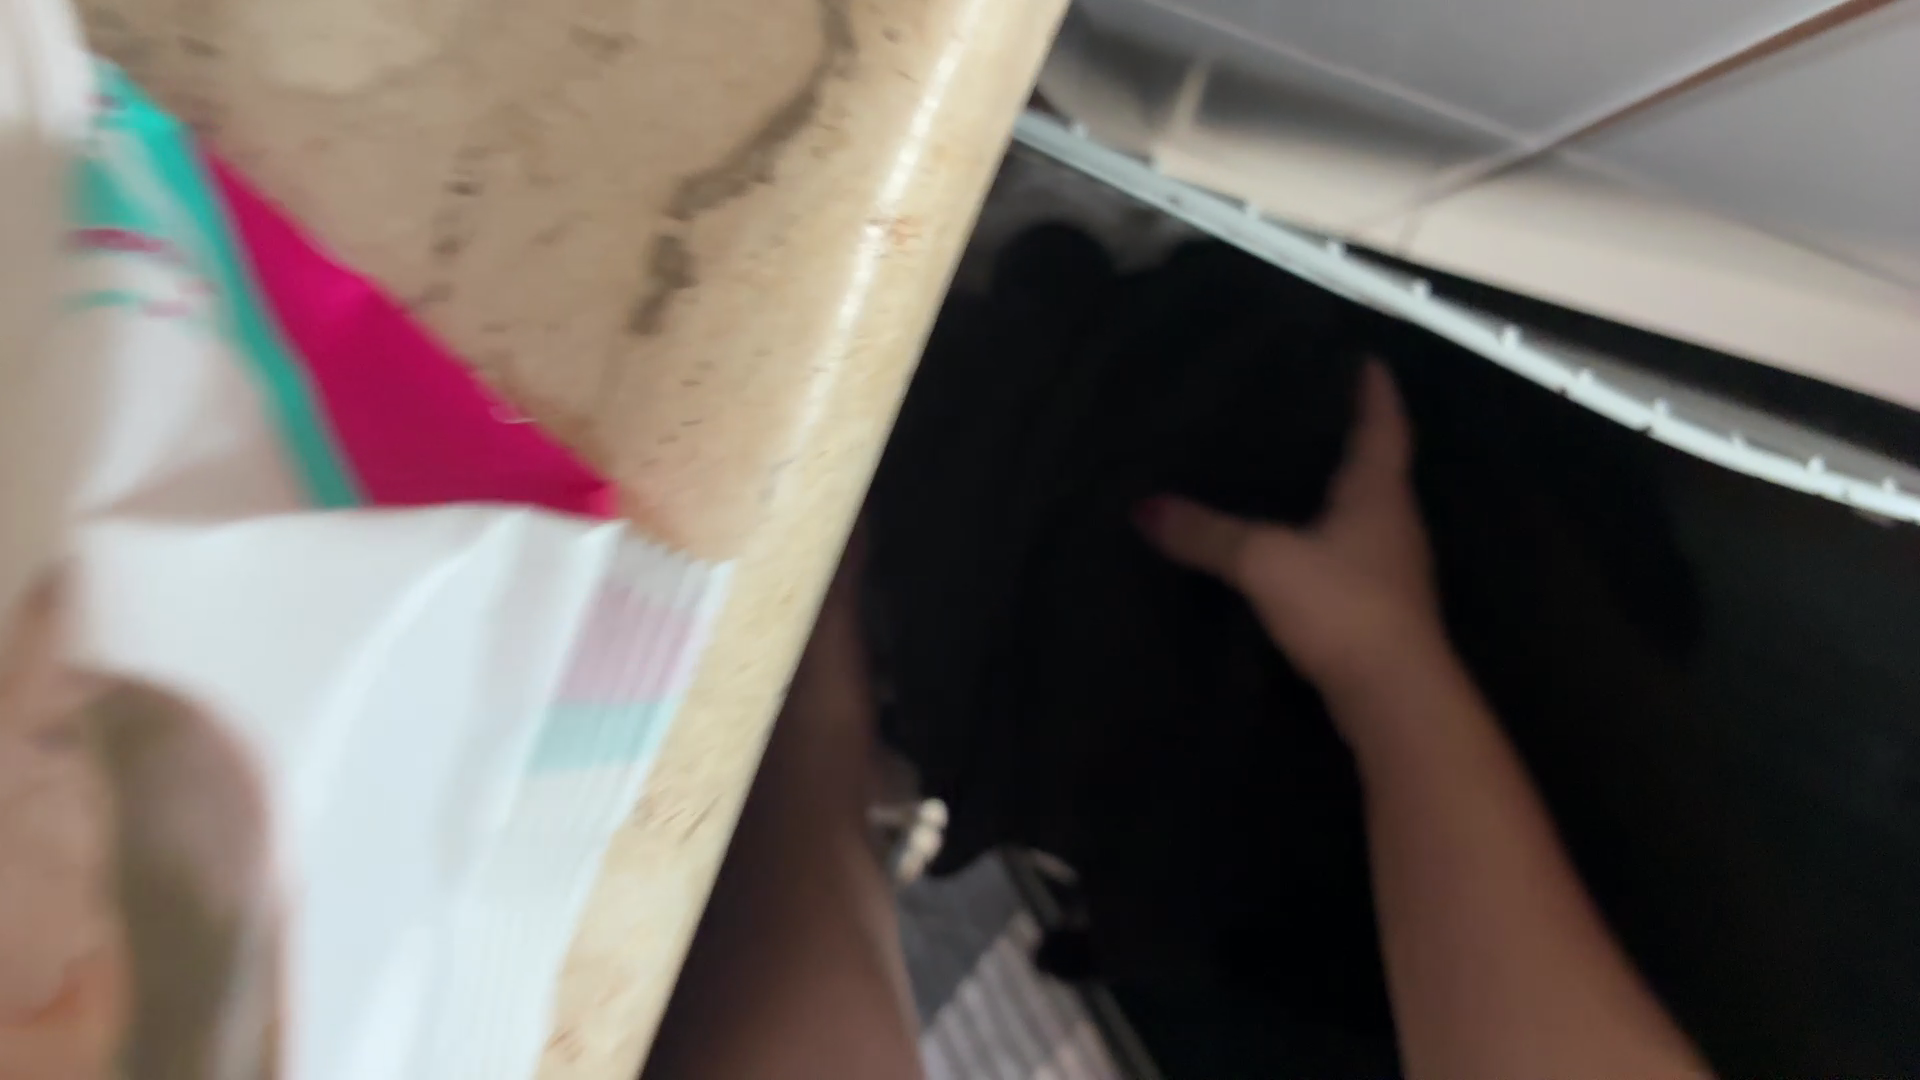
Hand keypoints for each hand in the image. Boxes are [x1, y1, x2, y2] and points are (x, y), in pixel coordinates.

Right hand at [1134, 361, 1445, 705]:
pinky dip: (1322, 536)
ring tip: (1292, 472)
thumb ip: (1205, 533)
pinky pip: (1344, 553)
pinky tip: (1291, 544)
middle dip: (1348, 439)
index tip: (1366, 360)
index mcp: (1376, 496)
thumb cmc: (1340, 606)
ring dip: (1335, 490)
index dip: (1375, 393)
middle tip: (1308, 412)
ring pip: (1359, 514)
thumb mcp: (1263, 560)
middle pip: (1375, 468)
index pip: (1384, 428)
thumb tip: (1143, 508)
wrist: (1392, 695)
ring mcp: (1388, 568)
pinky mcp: (1374, 606)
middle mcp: (1391, 525)